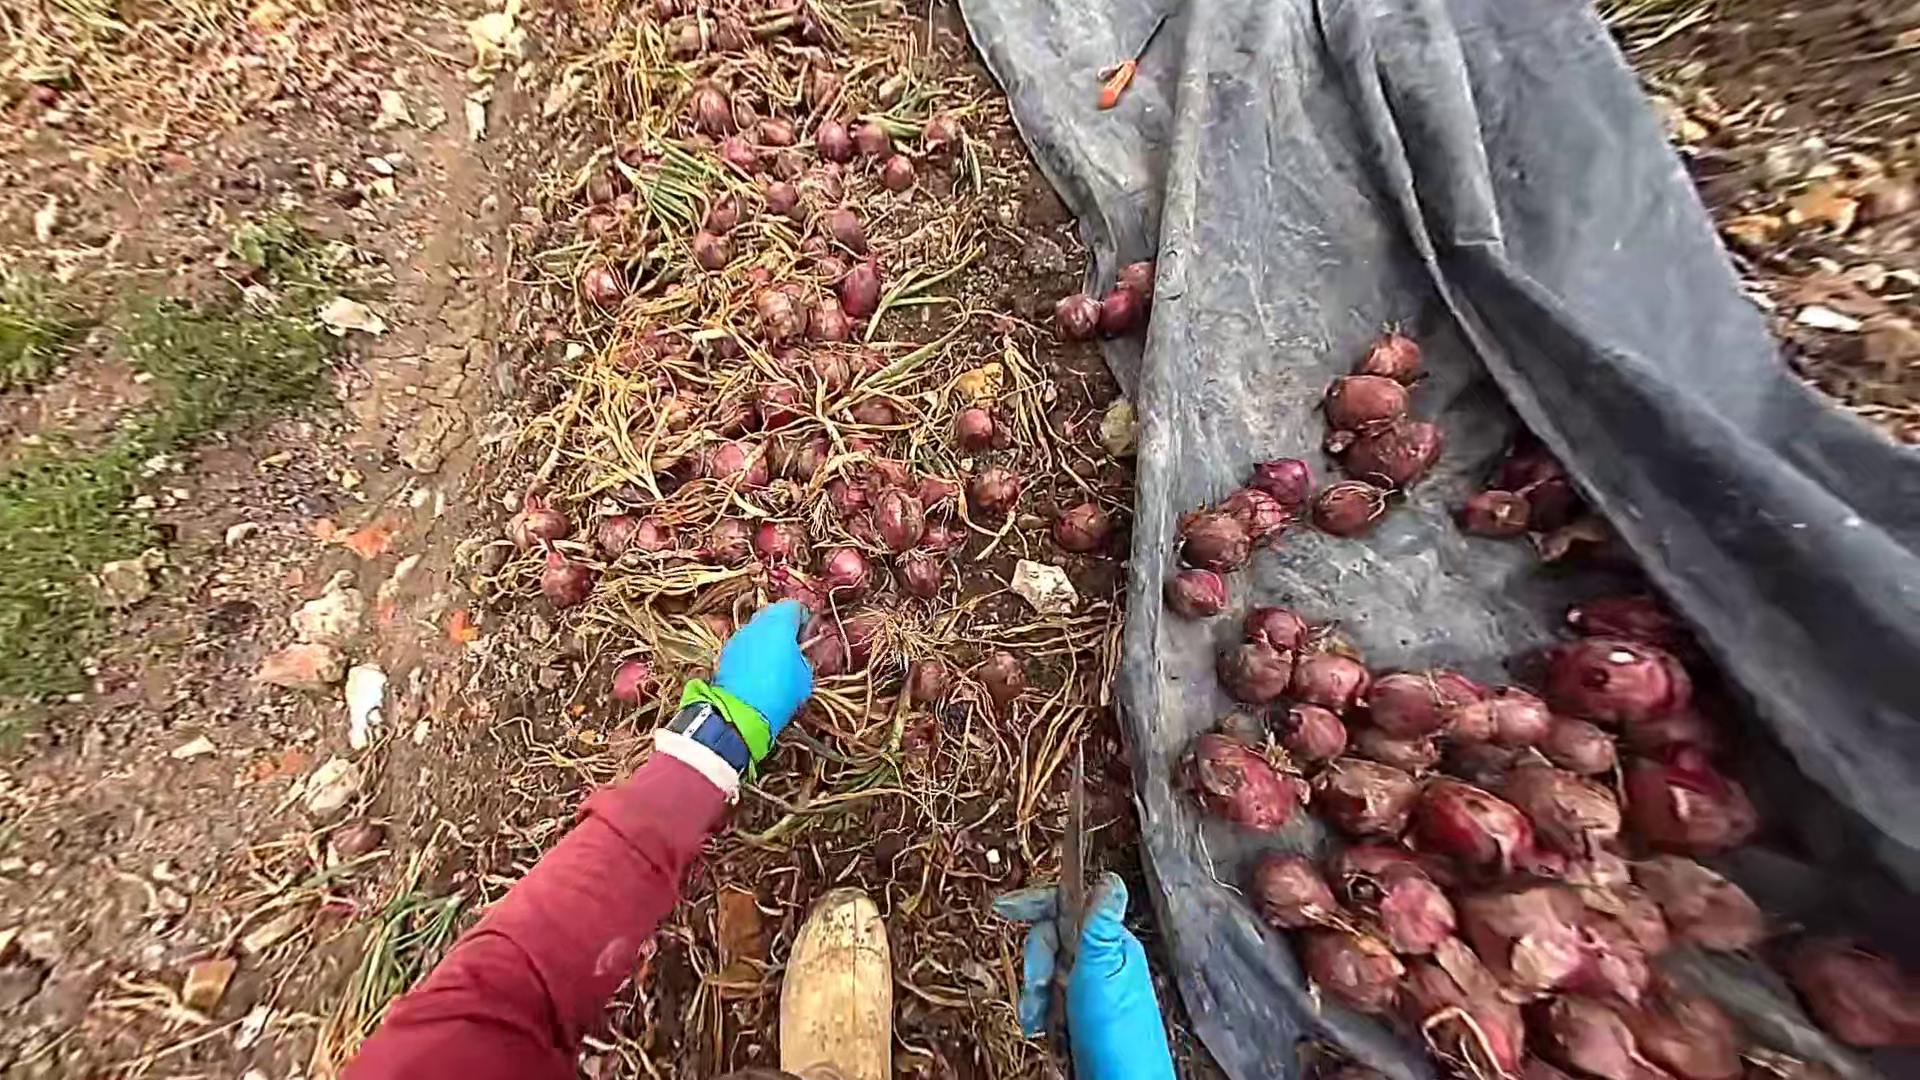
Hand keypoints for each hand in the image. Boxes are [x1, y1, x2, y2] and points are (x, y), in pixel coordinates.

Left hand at [713, 600, 812, 737]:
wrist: (740, 716)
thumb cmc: (780, 692)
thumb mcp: (806, 674)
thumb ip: (804, 654)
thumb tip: (799, 652)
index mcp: (780, 622)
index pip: (795, 606)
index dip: (804, 620)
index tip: (809, 636)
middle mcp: (756, 623)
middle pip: (774, 614)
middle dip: (784, 627)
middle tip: (794, 648)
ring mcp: (738, 637)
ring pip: (757, 629)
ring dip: (768, 639)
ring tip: (777, 662)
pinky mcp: (725, 654)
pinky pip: (745, 645)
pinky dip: (753, 651)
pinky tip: (760, 671)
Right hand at [993, 872, 1175, 1079]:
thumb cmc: (1117, 1035)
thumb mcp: (1102, 970)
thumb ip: (1100, 923)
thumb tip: (1111, 879)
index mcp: (1108, 942)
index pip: (1066, 904)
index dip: (1035, 902)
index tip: (1005, 907)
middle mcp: (1098, 961)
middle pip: (1049, 937)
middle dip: (1036, 962)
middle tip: (1039, 987)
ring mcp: (1087, 990)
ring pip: (1045, 971)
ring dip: (1035, 994)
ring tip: (1042, 1020)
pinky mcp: (1077, 1017)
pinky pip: (1047, 1002)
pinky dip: (1040, 1015)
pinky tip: (1046, 1032)